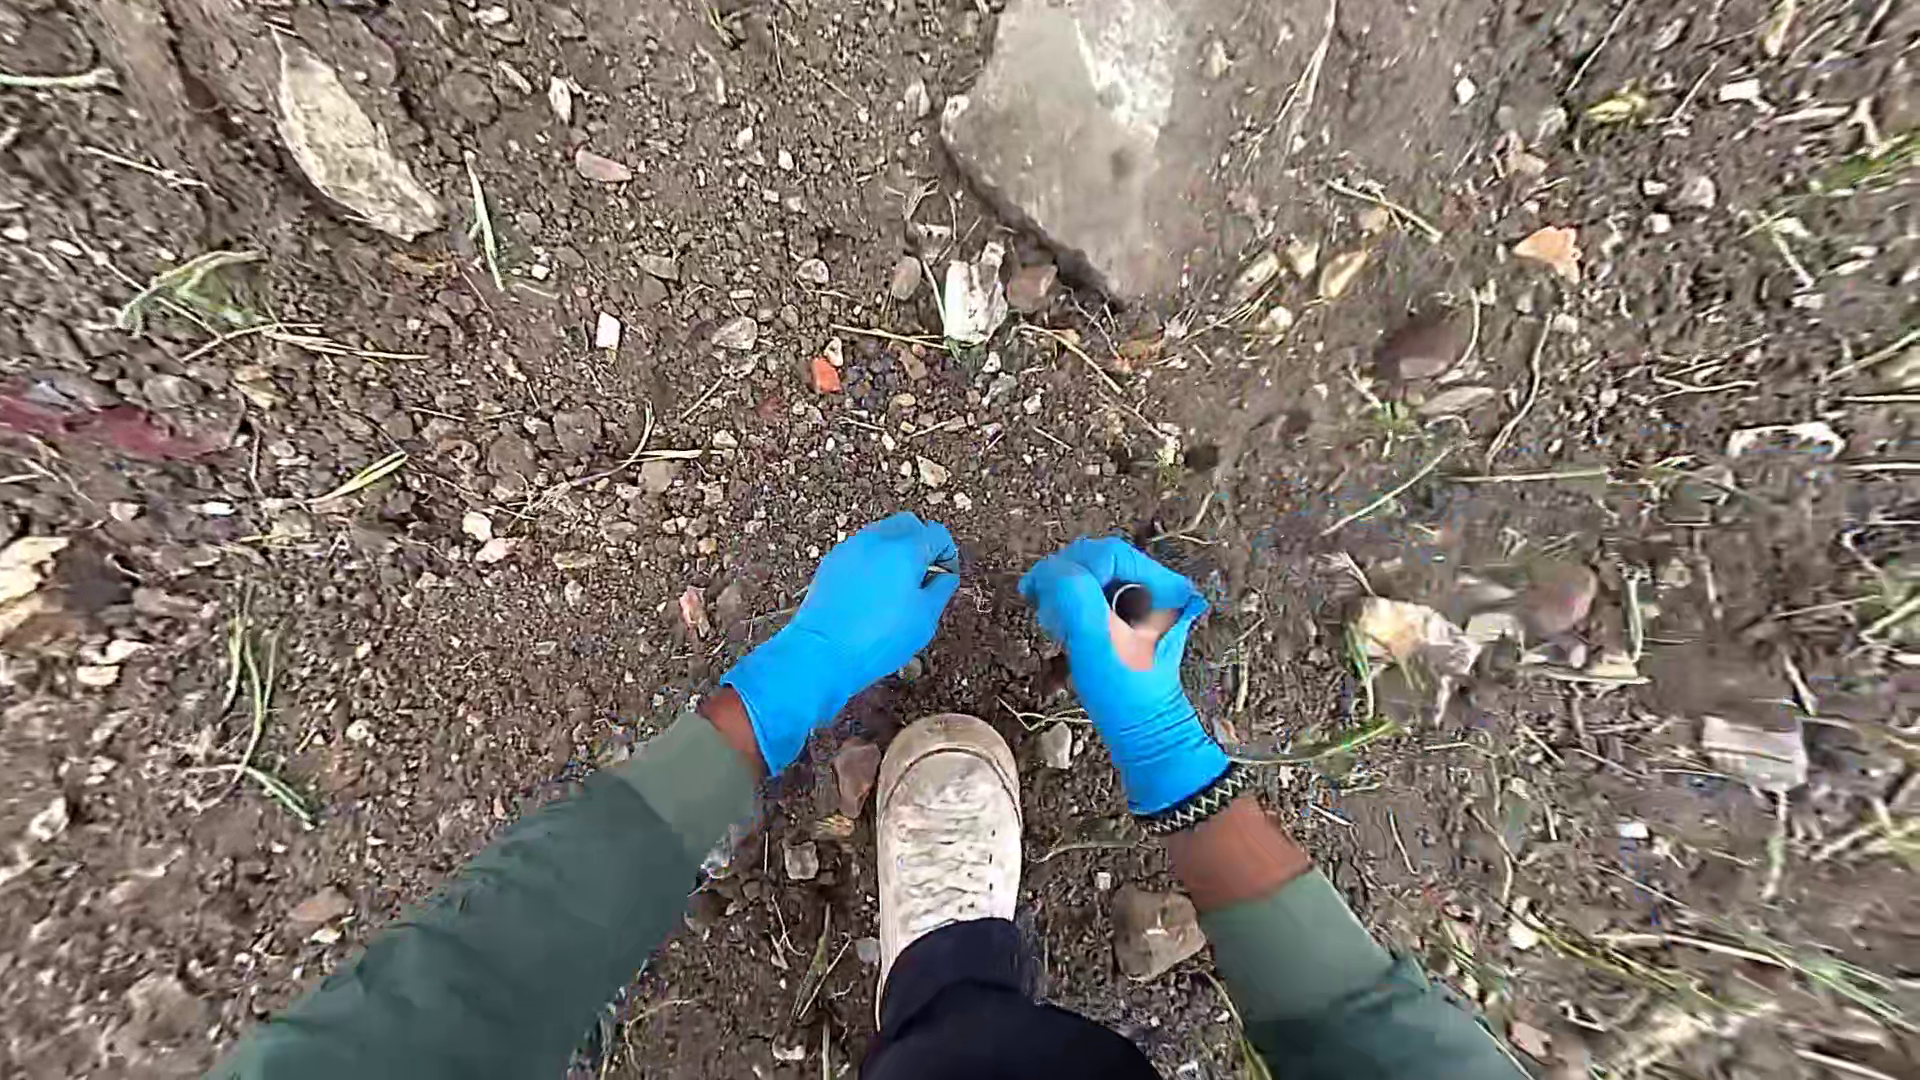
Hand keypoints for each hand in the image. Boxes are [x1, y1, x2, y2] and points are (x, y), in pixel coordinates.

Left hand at [722, 512, 959, 770]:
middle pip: (909, 525)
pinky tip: (874, 591)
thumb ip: (941, 589)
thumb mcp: (924, 618)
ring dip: (897, 551)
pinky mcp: (832, 561)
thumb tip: (944, 577)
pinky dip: (874, 560)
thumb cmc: (877, 638)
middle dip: (922, 544)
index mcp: (905, 548)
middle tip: (925, 575)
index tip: (945, 576)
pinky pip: (861, 550)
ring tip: (899, 586)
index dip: (948, 554)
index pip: (937, 534)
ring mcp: (851, 548)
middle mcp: (877, 539)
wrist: (823, 652)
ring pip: (883, 534)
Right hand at [1018, 538, 1226, 813]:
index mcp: (1162, 584)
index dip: (1068, 568)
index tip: (1039, 594)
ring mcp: (1140, 603)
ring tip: (1055, 626)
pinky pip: (1087, 596)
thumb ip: (1073, 592)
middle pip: (1094, 561)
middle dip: (1062, 581)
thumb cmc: (1122, 689)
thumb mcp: (1095, 638)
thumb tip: (1048, 570)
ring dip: (1061, 595)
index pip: (1104, 553)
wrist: (1141, 733)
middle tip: (1045, 612)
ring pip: (1087, 577)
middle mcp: (1155, 586)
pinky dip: (1067, 607)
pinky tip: (1062, 630)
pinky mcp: (1123, 618)